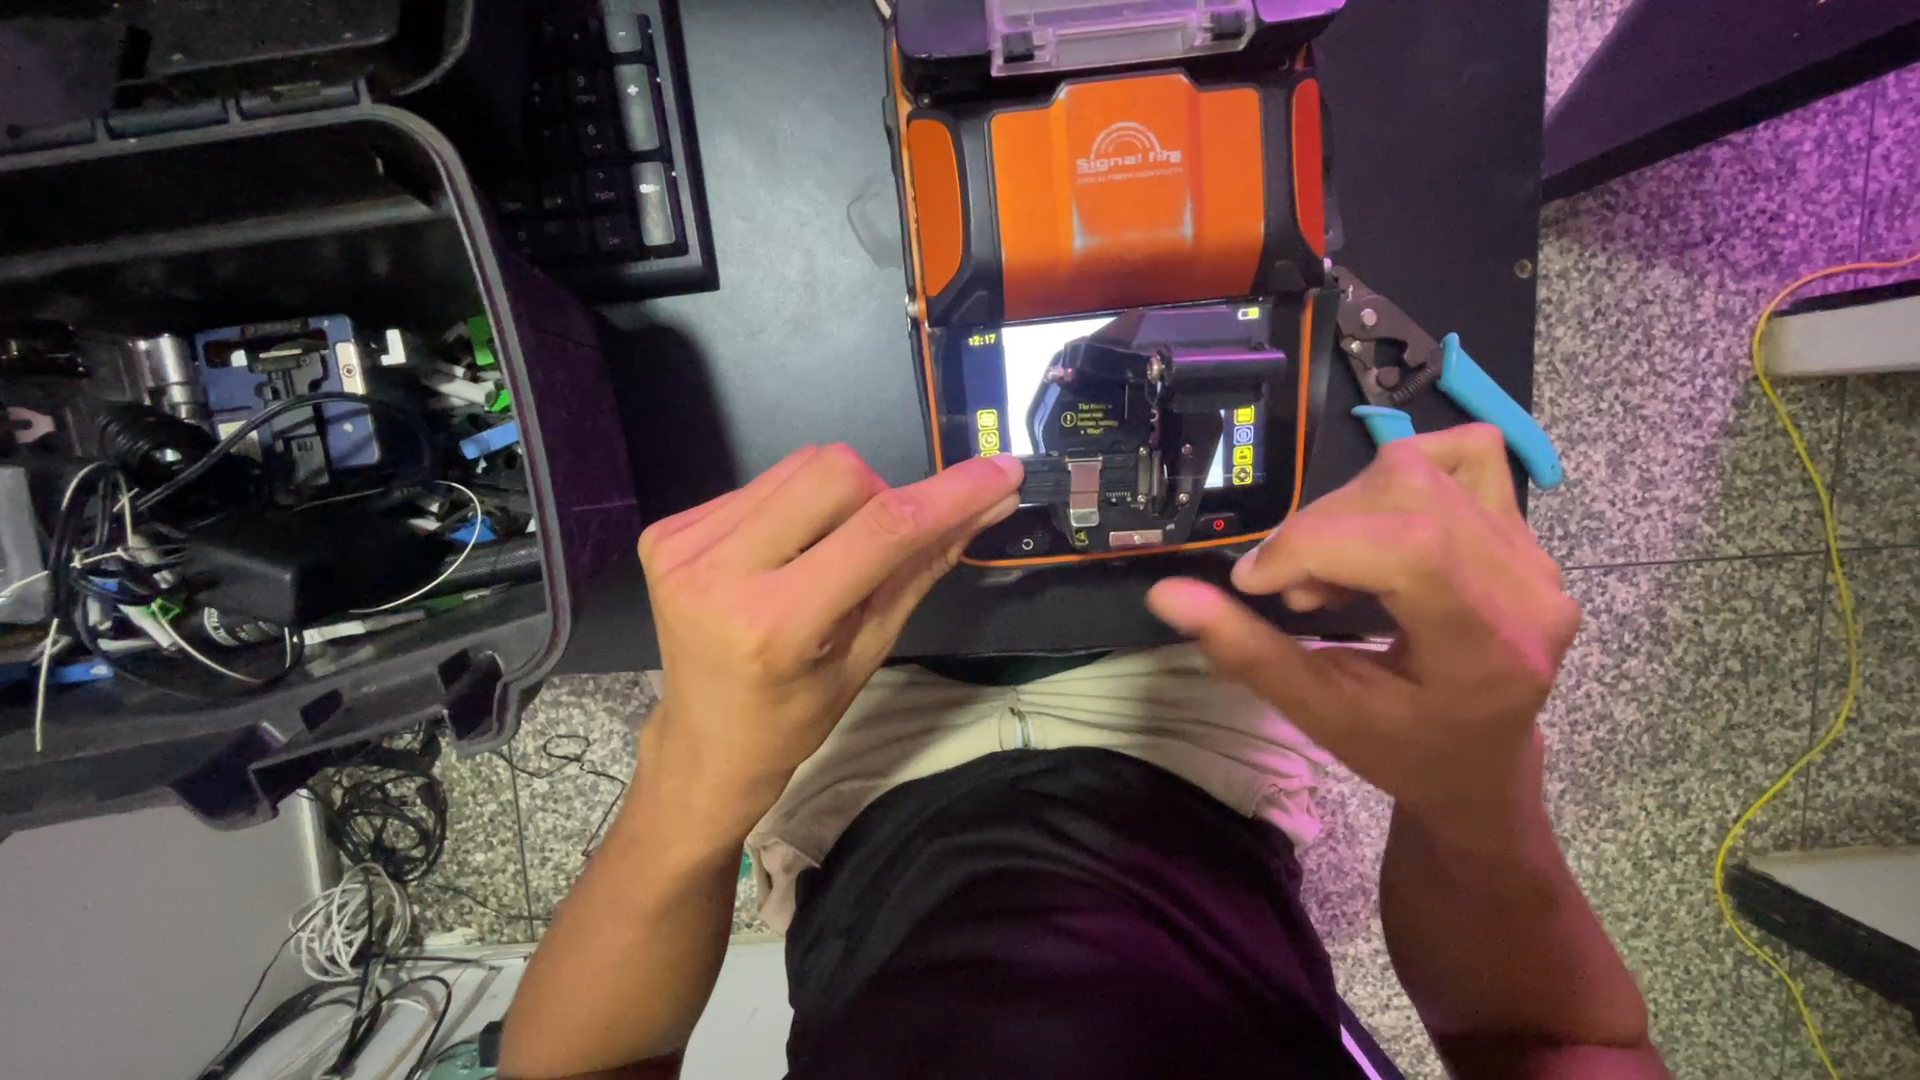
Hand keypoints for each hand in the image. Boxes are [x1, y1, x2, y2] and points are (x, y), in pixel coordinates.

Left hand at [639, 445, 1023, 818]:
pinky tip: (781, 557)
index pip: (880, 532)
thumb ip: (924, 567)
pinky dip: (794, 509)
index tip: (999, 472)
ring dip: (836, 500)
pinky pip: (761, 482)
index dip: (949, 495)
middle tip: (873, 552)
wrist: (704, 742)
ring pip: (800, 465)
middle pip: (836, 471)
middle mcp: (719, 572)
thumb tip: (987, 504)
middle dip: (879, 497)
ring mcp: (683, 546)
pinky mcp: (665, 530)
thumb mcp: (870, 650)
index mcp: (776, 624)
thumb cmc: (795, 716)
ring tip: (821, 557)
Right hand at [1146, 425, 1578, 828]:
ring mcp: (1534, 553)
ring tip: (1332, 569)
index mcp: (1488, 648)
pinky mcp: (1522, 533)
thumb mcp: (1316, 712)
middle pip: (1407, 493)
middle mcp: (1526, 588)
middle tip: (1288, 589)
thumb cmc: (1400, 751)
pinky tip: (1378, 526)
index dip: (1313, 544)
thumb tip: (1165, 594)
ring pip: (1423, 467)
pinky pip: (1467, 456)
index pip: (1409, 547)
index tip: (1253, 582)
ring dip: (1348, 507)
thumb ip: (1244, 649)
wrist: (1478, 764)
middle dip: (1318, 529)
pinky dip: (1404, 474)